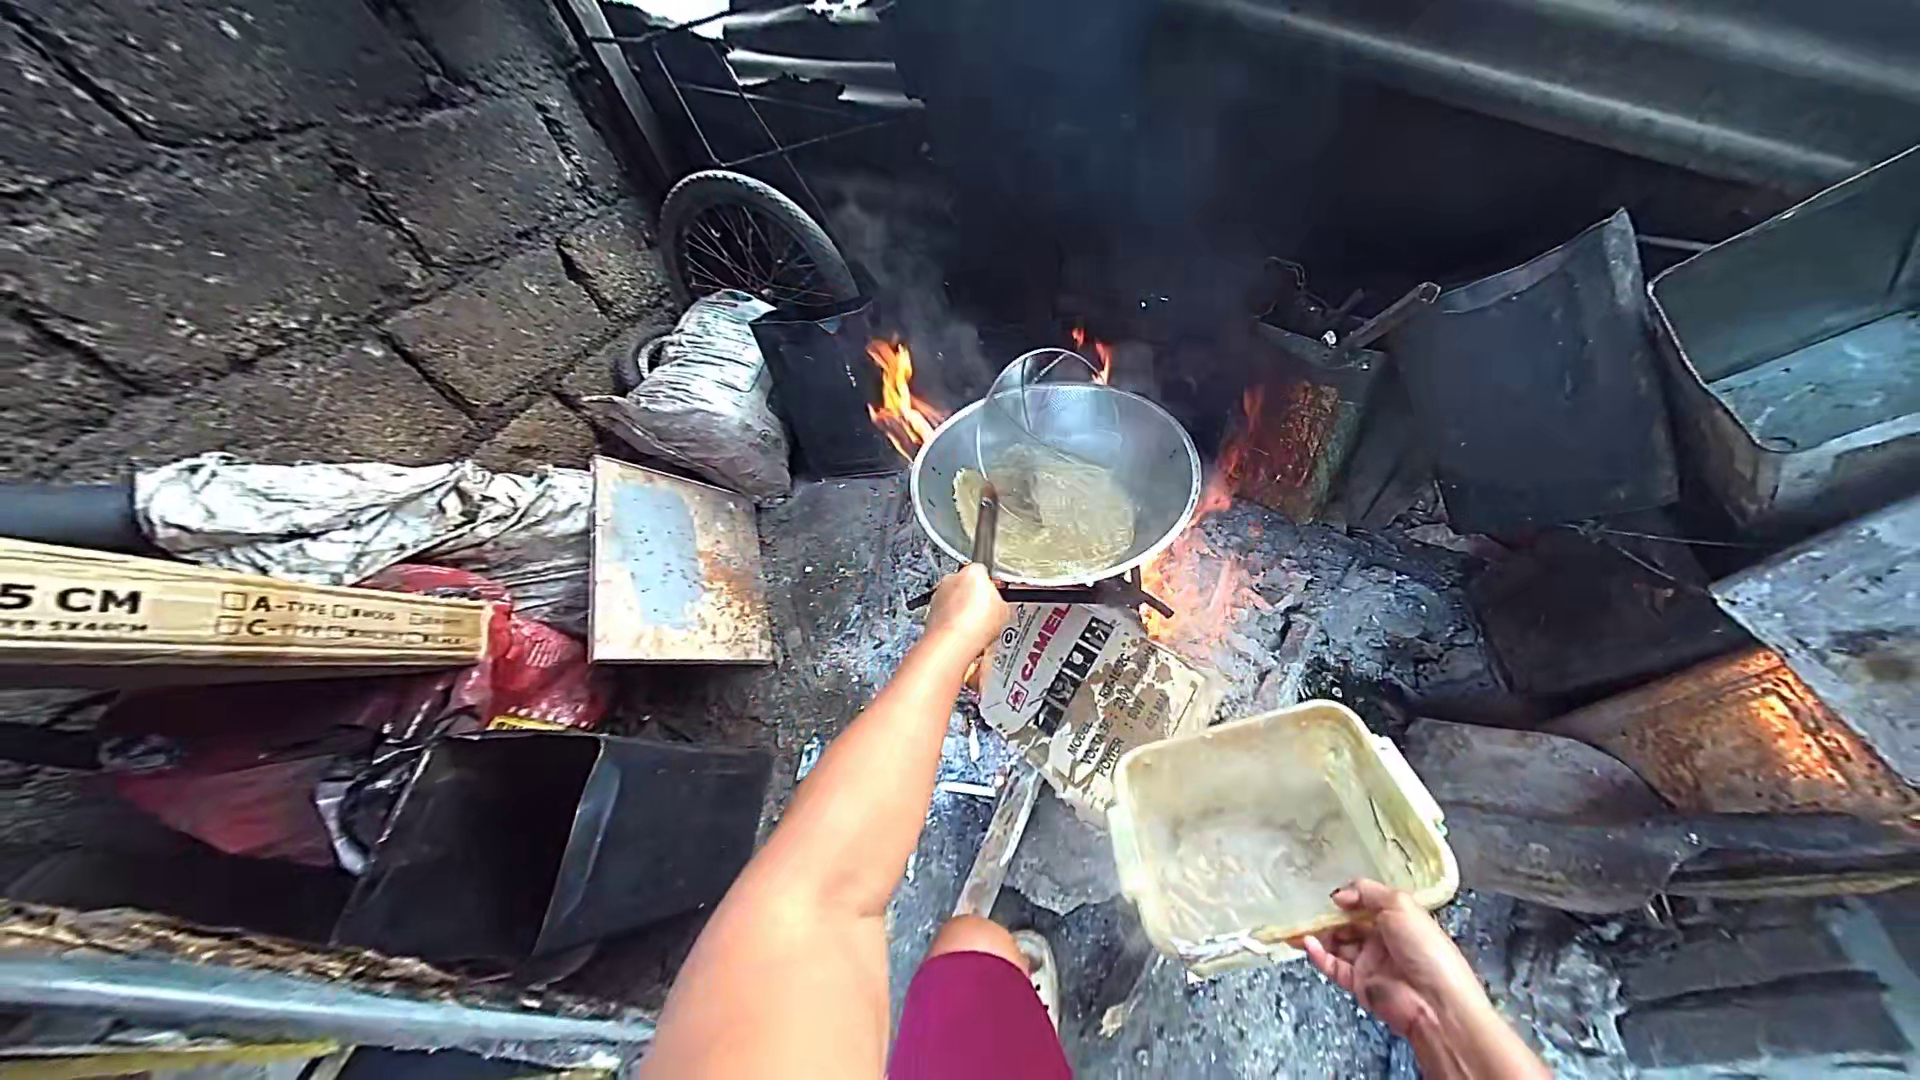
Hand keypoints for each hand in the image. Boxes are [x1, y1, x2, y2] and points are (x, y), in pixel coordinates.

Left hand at [923, 564, 1009, 658]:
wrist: (953, 642)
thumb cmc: (977, 623)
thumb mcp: (1004, 610)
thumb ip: (1000, 601)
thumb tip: (999, 606)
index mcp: (973, 571)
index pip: (984, 573)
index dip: (990, 588)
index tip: (994, 600)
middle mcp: (952, 578)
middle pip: (966, 585)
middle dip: (974, 598)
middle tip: (985, 614)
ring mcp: (939, 594)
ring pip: (954, 599)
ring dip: (962, 611)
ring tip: (974, 628)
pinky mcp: (931, 611)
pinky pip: (945, 613)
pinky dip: (951, 622)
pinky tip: (962, 634)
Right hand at [1301, 879, 1489, 1040]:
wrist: (1438, 1006)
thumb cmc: (1426, 951)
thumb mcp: (1400, 905)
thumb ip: (1366, 891)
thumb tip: (1339, 896)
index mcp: (1396, 921)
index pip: (1364, 905)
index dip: (1346, 898)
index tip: (1327, 894)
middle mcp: (1382, 941)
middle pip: (1345, 924)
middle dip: (1325, 916)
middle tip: (1305, 908)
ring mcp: (1370, 963)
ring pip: (1335, 943)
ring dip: (1317, 933)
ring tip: (1300, 925)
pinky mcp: (1359, 984)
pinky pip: (1333, 966)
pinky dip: (1317, 954)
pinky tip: (1308, 943)